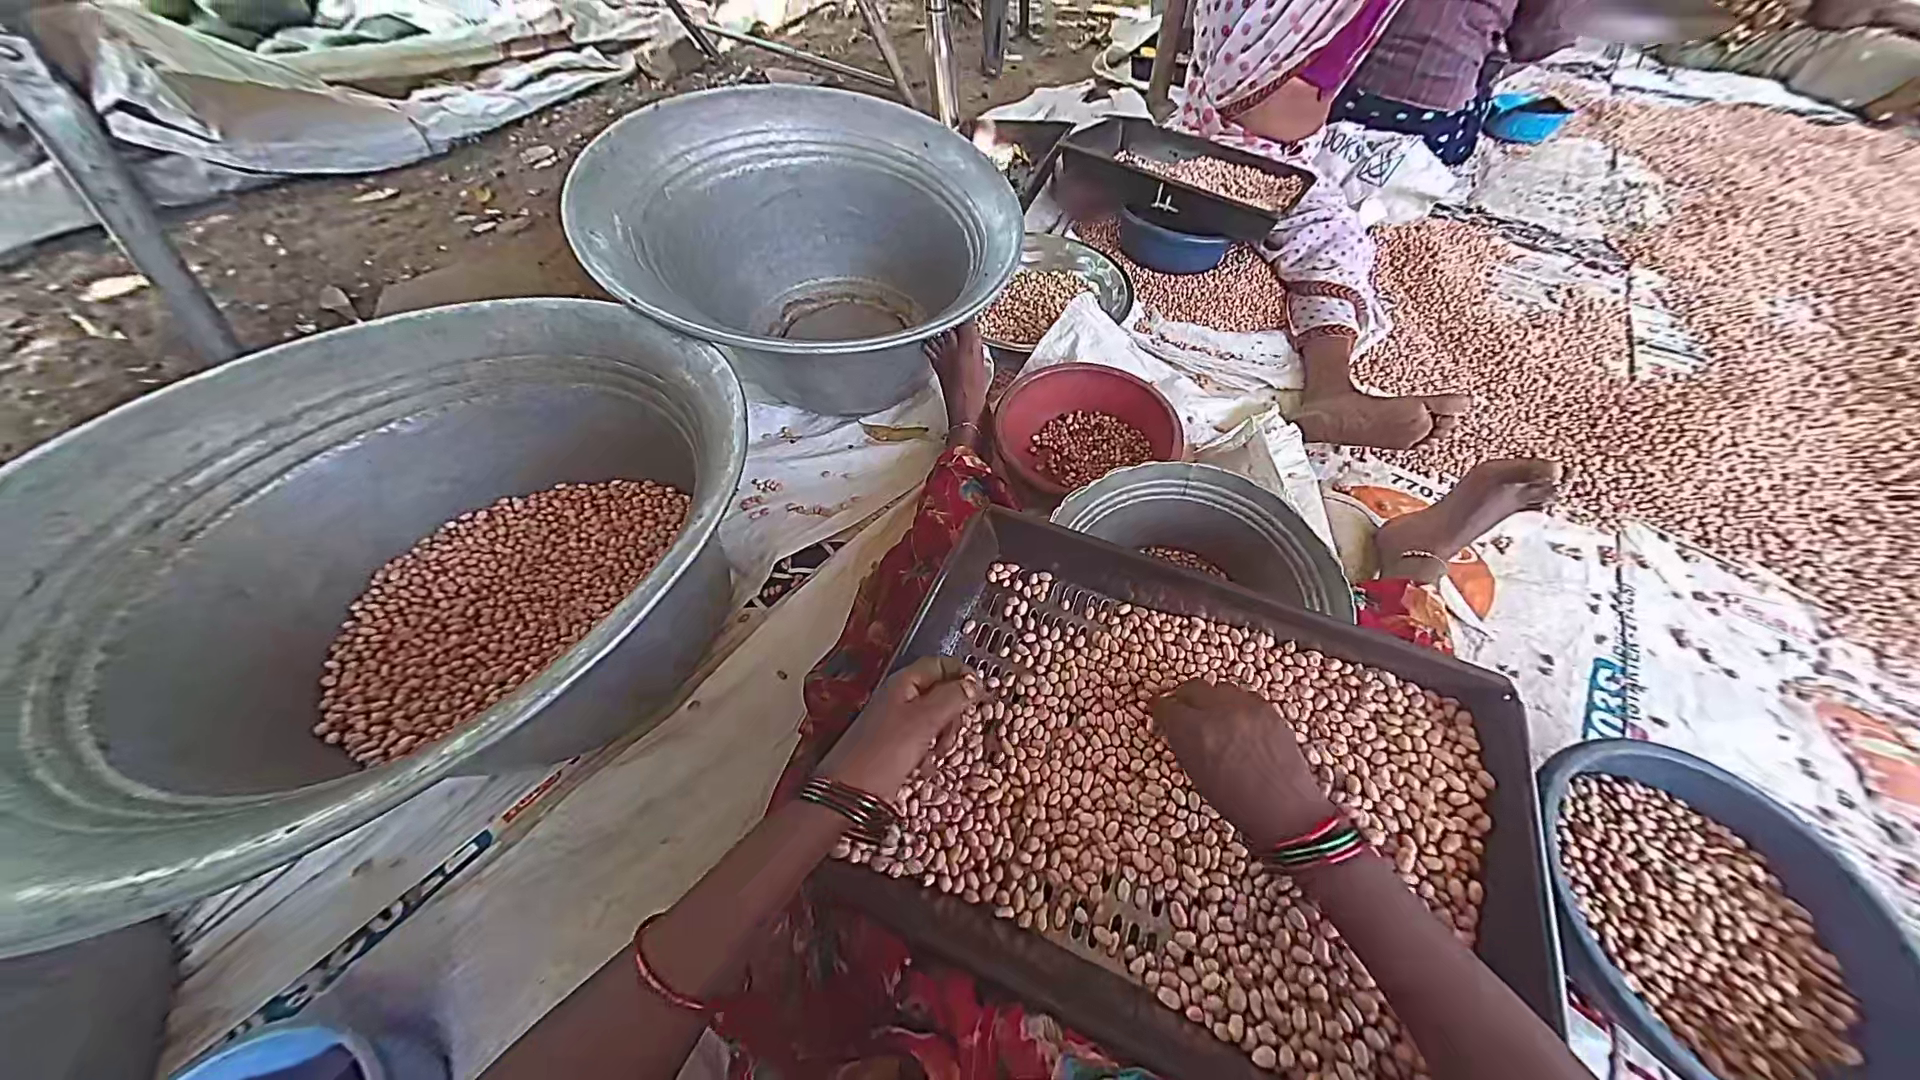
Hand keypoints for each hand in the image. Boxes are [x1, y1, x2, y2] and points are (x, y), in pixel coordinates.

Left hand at [818, 656, 980, 798]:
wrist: (848, 794)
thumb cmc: (883, 753)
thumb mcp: (925, 720)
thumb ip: (952, 697)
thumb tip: (973, 683)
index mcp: (904, 683)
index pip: (941, 664)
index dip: (962, 675)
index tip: (981, 693)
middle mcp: (900, 697)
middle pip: (940, 693)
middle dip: (954, 713)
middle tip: (952, 734)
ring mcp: (897, 722)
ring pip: (935, 719)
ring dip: (944, 736)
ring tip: (937, 754)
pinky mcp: (895, 746)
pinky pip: (924, 741)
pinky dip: (930, 752)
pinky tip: (925, 767)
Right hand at [1151, 679, 1337, 849]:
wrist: (1285, 809)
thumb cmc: (1236, 801)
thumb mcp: (1195, 772)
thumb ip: (1183, 742)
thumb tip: (1177, 726)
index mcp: (1192, 731)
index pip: (1166, 706)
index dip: (1161, 710)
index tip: (1161, 713)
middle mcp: (1217, 712)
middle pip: (1191, 688)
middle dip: (1184, 698)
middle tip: (1183, 709)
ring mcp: (1245, 708)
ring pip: (1218, 688)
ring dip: (1211, 699)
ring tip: (1213, 716)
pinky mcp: (1267, 709)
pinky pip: (1243, 696)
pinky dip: (1235, 705)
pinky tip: (1237, 722)